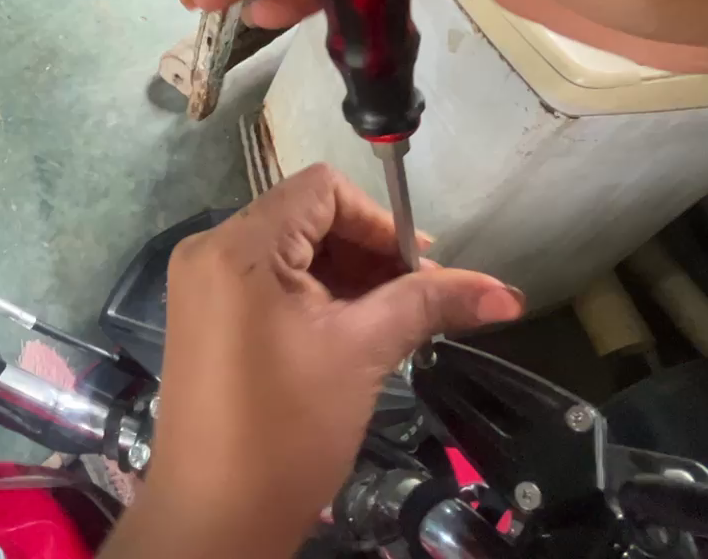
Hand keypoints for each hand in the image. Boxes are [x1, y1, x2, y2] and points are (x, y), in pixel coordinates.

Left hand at [110, 165, 522, 558]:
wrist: (214, 518)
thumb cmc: (288, 431)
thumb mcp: (363, 353)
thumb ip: (429, 304)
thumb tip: (506, 292)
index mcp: (239, 244)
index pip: (320, 189)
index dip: (377, 220)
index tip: (418, 266)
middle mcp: (210, 246)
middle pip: (302, 215)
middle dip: (364, 249)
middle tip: (414, 295)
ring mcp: (200, 278)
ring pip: (286, 246)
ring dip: (342, 270)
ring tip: (388, 315)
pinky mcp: (201, 308)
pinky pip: (264, 274)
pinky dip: (310, 288)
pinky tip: (347, 325)